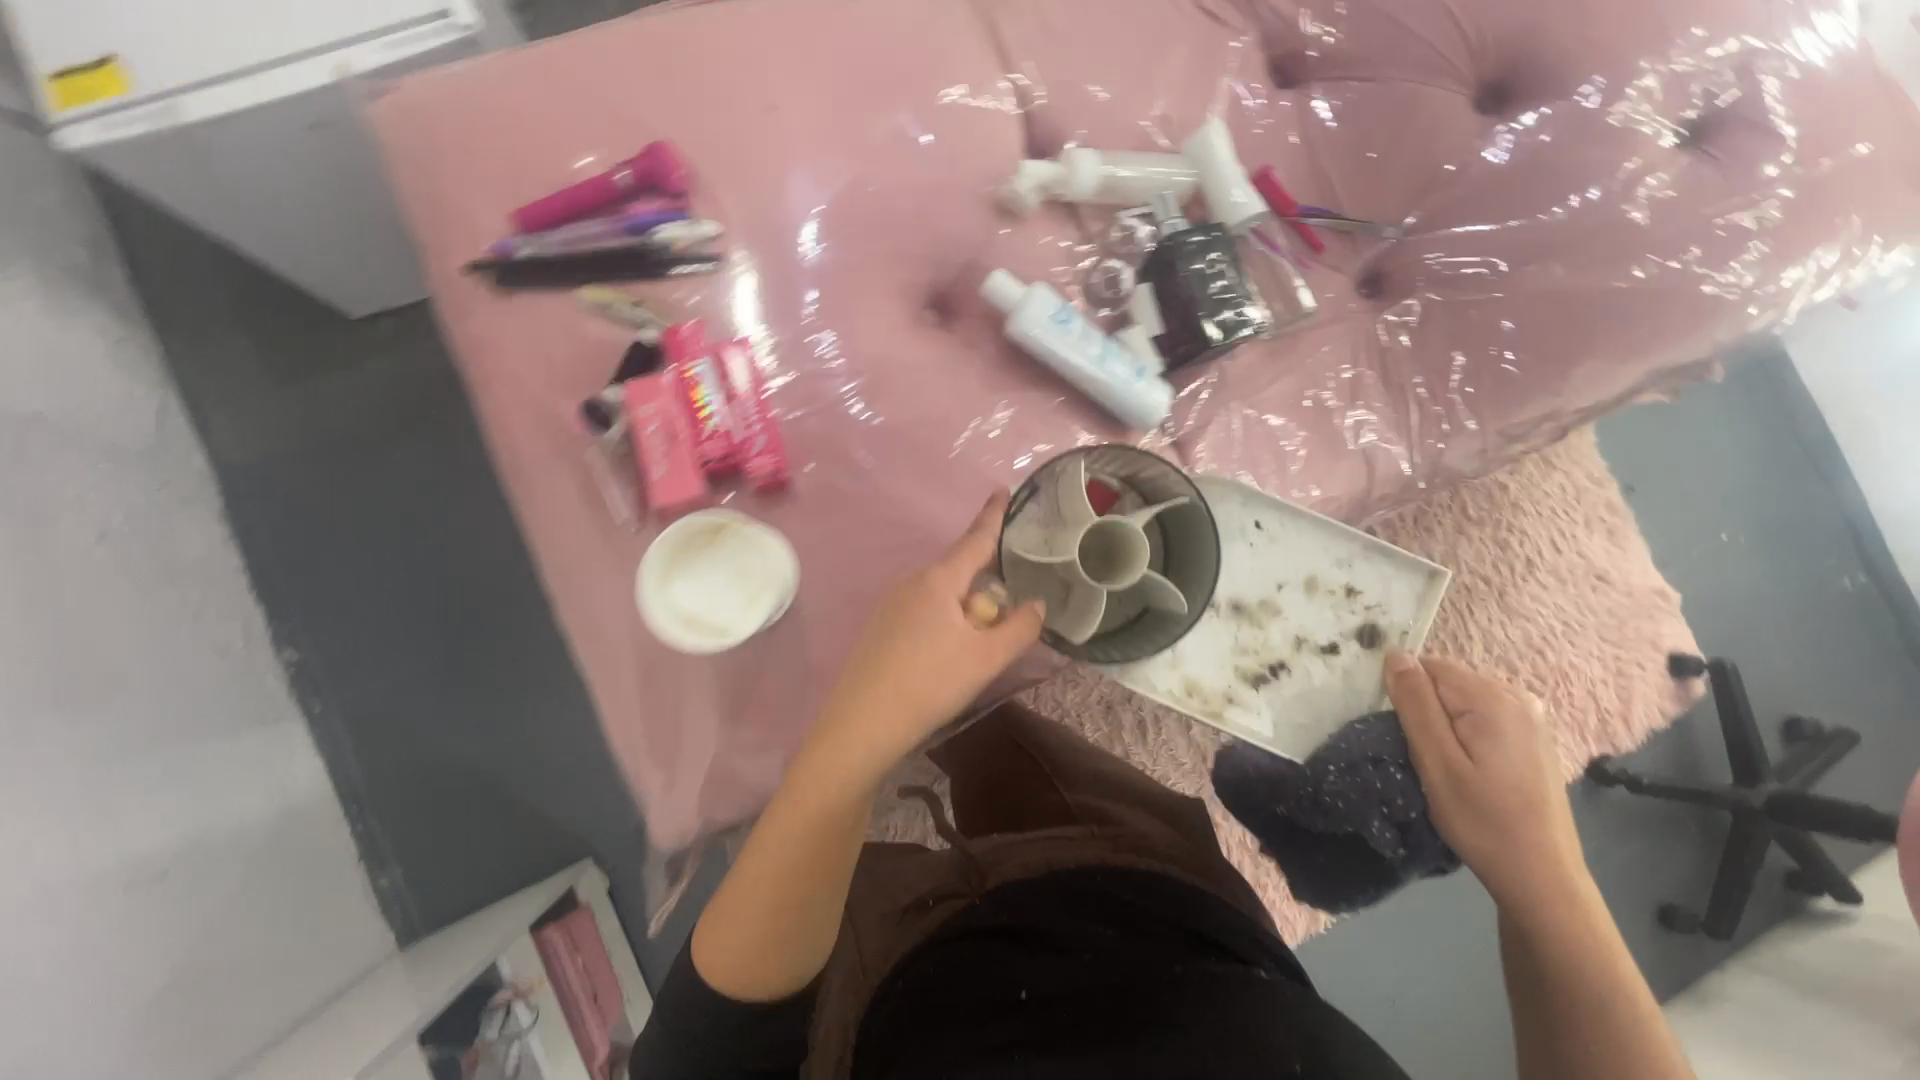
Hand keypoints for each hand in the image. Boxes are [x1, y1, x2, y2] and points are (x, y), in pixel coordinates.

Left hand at [805, 491, 1044, 788]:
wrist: (863, 723)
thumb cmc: (930, 683)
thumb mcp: (986, 659)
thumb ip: (1019, 628)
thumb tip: (1036, 605)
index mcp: (939, 580)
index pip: (975, 538)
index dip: (993, 515)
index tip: (1004, 489)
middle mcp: (913, 582)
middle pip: (961, 573)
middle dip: (985, 589)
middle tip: (1007, 619)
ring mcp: (892, 604)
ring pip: (944, 597)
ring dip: (966, 613)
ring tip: (976, 652)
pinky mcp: (882, 627)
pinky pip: (925, 613)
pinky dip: (944, 625)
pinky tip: (945, 661)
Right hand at [1386, 652, 1587, 908]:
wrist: (1540, 874)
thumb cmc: (1482, 820)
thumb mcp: (1436, 762)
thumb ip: (1415, 705)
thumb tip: (1396, 655)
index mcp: (1493, 699)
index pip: (1429, 667)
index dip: (1406, 694)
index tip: (1401, 733)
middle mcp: (1518, 696)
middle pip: (1449, 680)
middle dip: (1425, 708)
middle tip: (1422, 755)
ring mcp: (1532, 717)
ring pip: (1464, 699)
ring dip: (1444, 723)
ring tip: (1443, 764)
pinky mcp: (1534, 737)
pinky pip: (1484, 716)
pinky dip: (1466, 732)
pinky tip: (1468, 767)